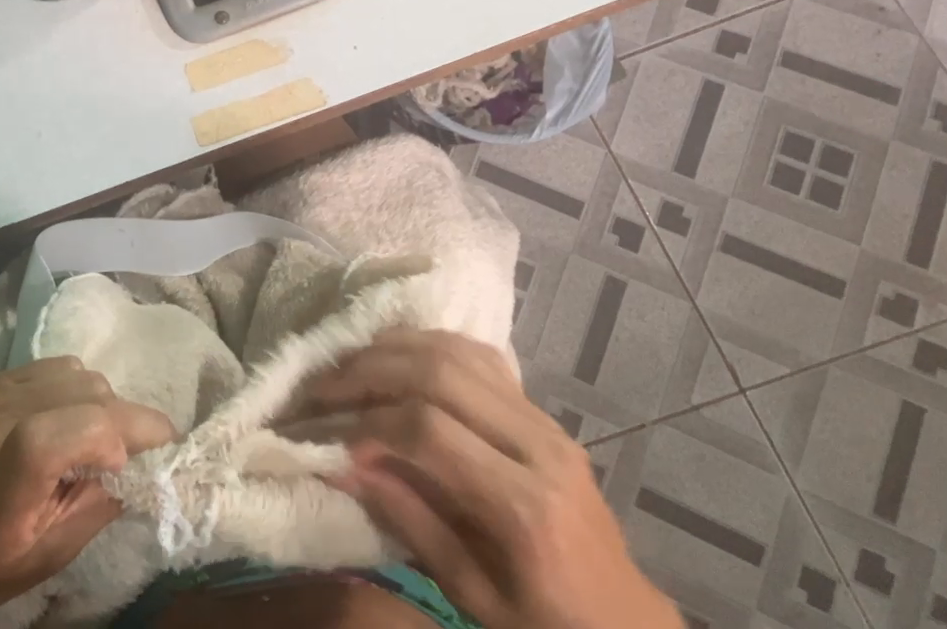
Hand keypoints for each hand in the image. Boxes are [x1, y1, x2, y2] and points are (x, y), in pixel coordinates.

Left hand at [0, 357, 175, 628]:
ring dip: (104, 400)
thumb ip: (97, 506)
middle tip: (139, 451)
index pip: (46, 438)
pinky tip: (76, 417)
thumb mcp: (46, 558)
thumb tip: (145, 462)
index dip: (103, 435)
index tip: (137, 457)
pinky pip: (55, 366)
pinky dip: (80, 386)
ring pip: (74, 373)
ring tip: (105, 438)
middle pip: (75, 394)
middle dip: (122, 417)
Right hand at [307, 330, 679, 628]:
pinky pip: (481, 357)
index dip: (370, 424)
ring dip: (394, 349)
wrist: (623, 621)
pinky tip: (396, 357)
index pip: (429, 430)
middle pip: (441, 374)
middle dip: (370, 371)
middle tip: (323, 387)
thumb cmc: (543, 622)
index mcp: (524, 505)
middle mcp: (540, 446)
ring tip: (349, 367)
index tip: (331, 438)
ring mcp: (546, 421)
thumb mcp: (471, 594)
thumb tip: (343, 464)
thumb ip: (408, 521)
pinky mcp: (544, 413)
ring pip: (459, 351)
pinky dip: (429, 345)